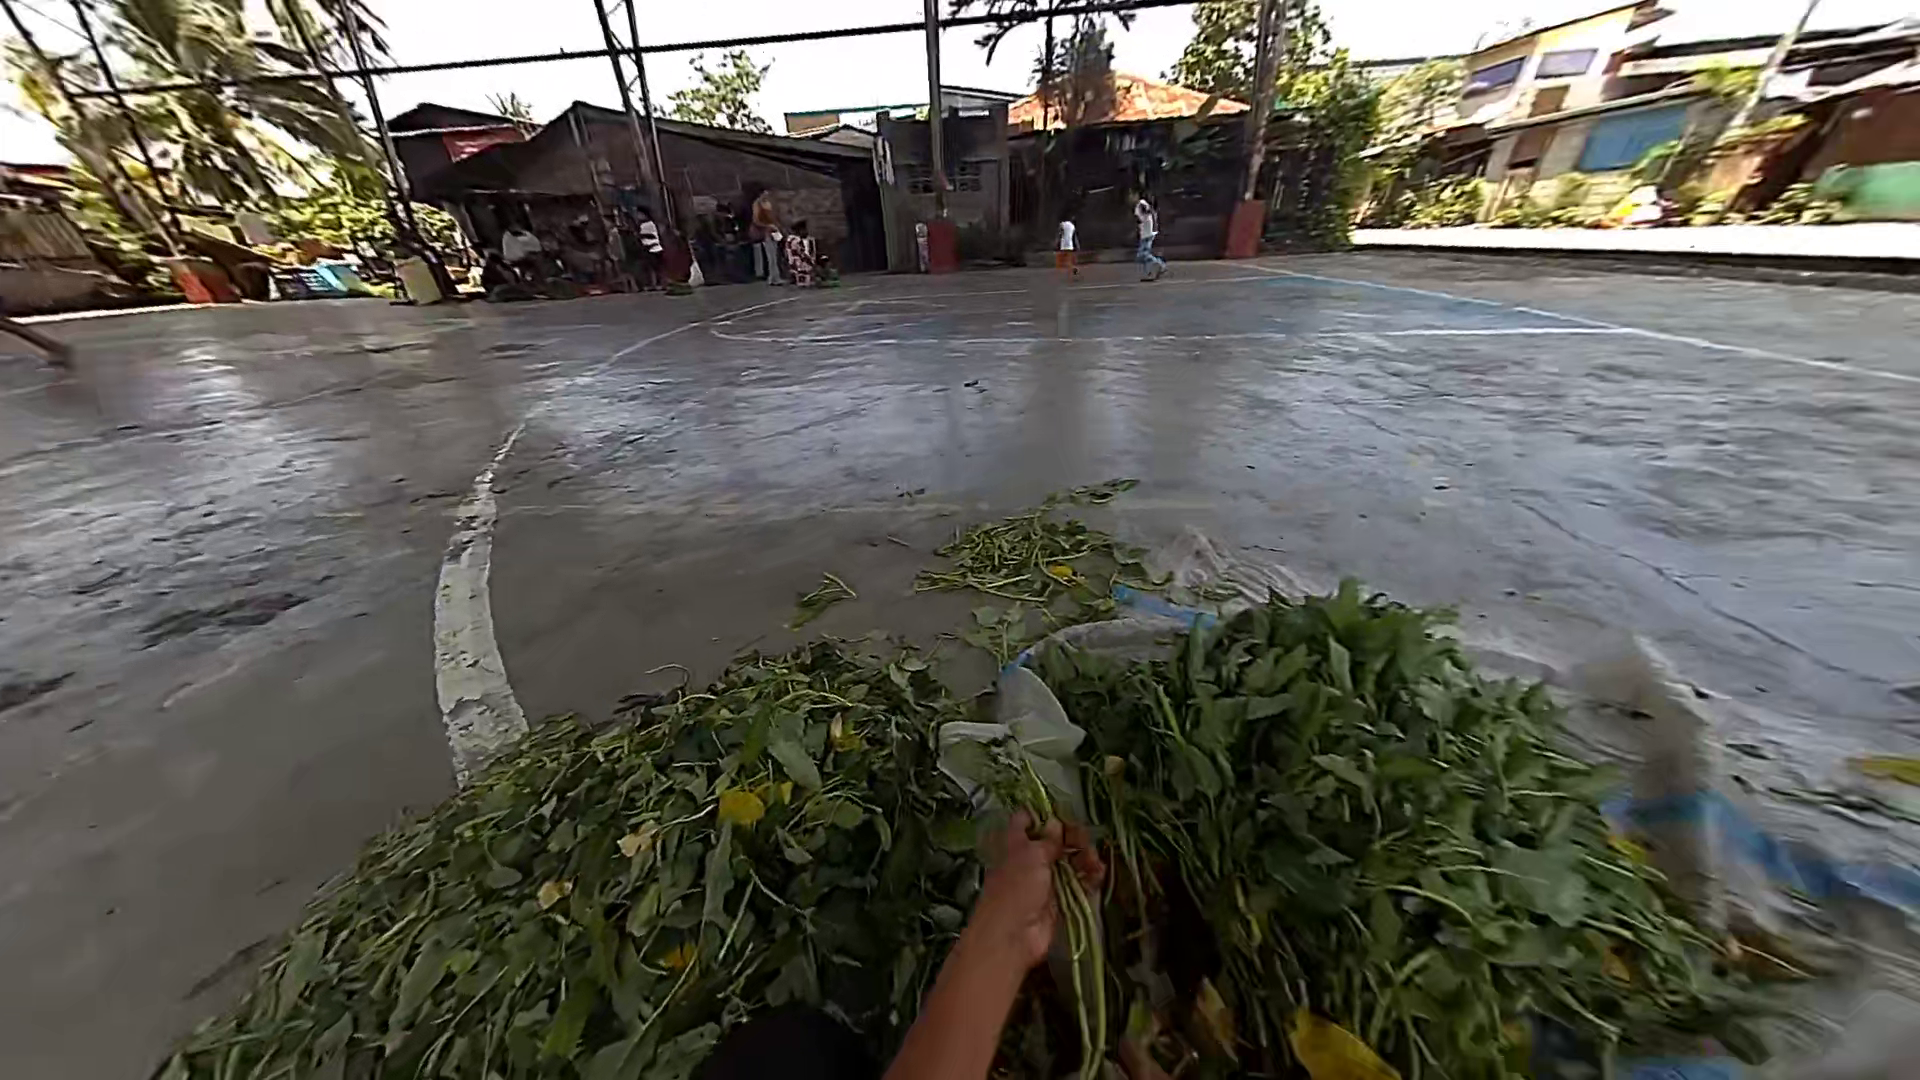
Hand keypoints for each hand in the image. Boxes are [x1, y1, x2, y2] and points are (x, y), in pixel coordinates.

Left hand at [964, 810, 1104, 970]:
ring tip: (1095, 862)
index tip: (1064, 813)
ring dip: (1084, 857)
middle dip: (1072, 837)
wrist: (1012, 936)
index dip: (1045, 814)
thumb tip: (1055, 822)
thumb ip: (1047, 840)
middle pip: (1054, 839)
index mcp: (1016, 841)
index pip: (1028, 819)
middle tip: (1086, 840)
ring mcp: (1046, 879)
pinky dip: (1089, 877)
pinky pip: (1077, 883)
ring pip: (1069, 860)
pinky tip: (1098, 874)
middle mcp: (1030, 857)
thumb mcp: (1032, 855)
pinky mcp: (1060, 900)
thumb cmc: (1016, 887)